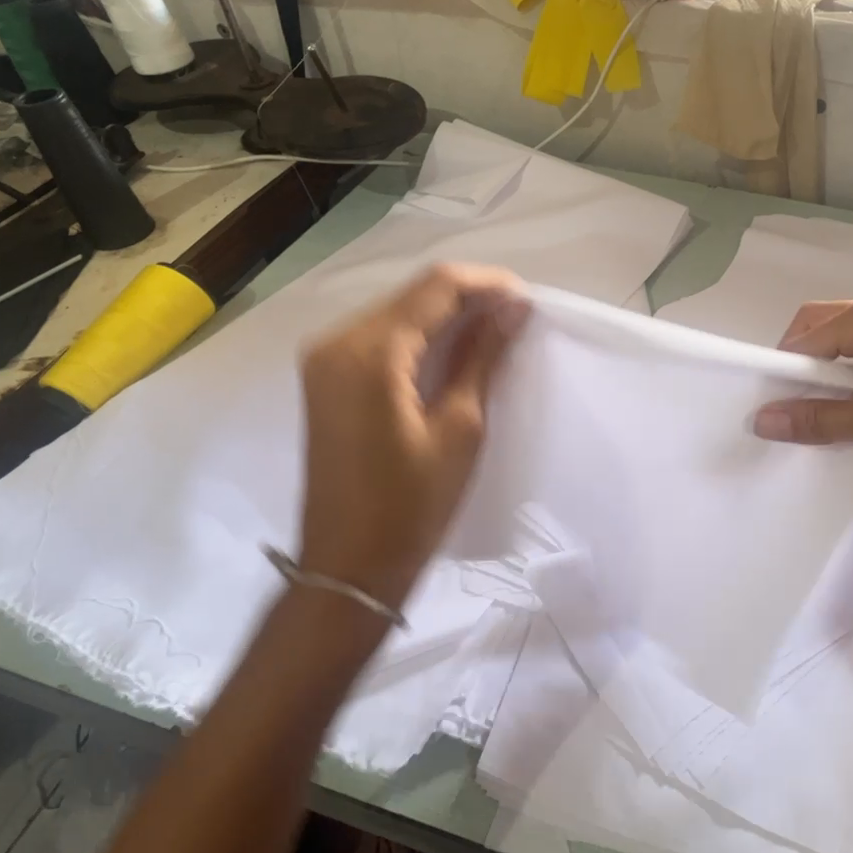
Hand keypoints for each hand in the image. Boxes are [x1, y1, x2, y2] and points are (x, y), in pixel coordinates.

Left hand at [296, 264, 528, 607]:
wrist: (348, 567)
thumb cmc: (411, 506)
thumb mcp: (459, 428)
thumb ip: (483, 357)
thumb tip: (514, 308)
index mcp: (368, 352)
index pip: (436, 288)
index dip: (487, 284)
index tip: (528, 301)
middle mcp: (336, 341)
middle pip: (413, 293)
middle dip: (468, 297)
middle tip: (517, 317)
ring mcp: (324, 358)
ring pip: (398, 310)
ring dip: (446, 314)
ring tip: (495, 331)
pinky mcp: (326, 377)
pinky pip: (380, 336)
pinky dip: (421, 334)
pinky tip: (455, 348)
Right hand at [752, 293, 852, 471]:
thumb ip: (818, 419)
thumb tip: (762, 420)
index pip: (804, 337)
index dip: (783, 373)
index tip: (771, 412)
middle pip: (823, 331)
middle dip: (805, 371)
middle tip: (799, 414)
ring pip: (851, 345)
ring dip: (834, 377)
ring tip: (833, 419)